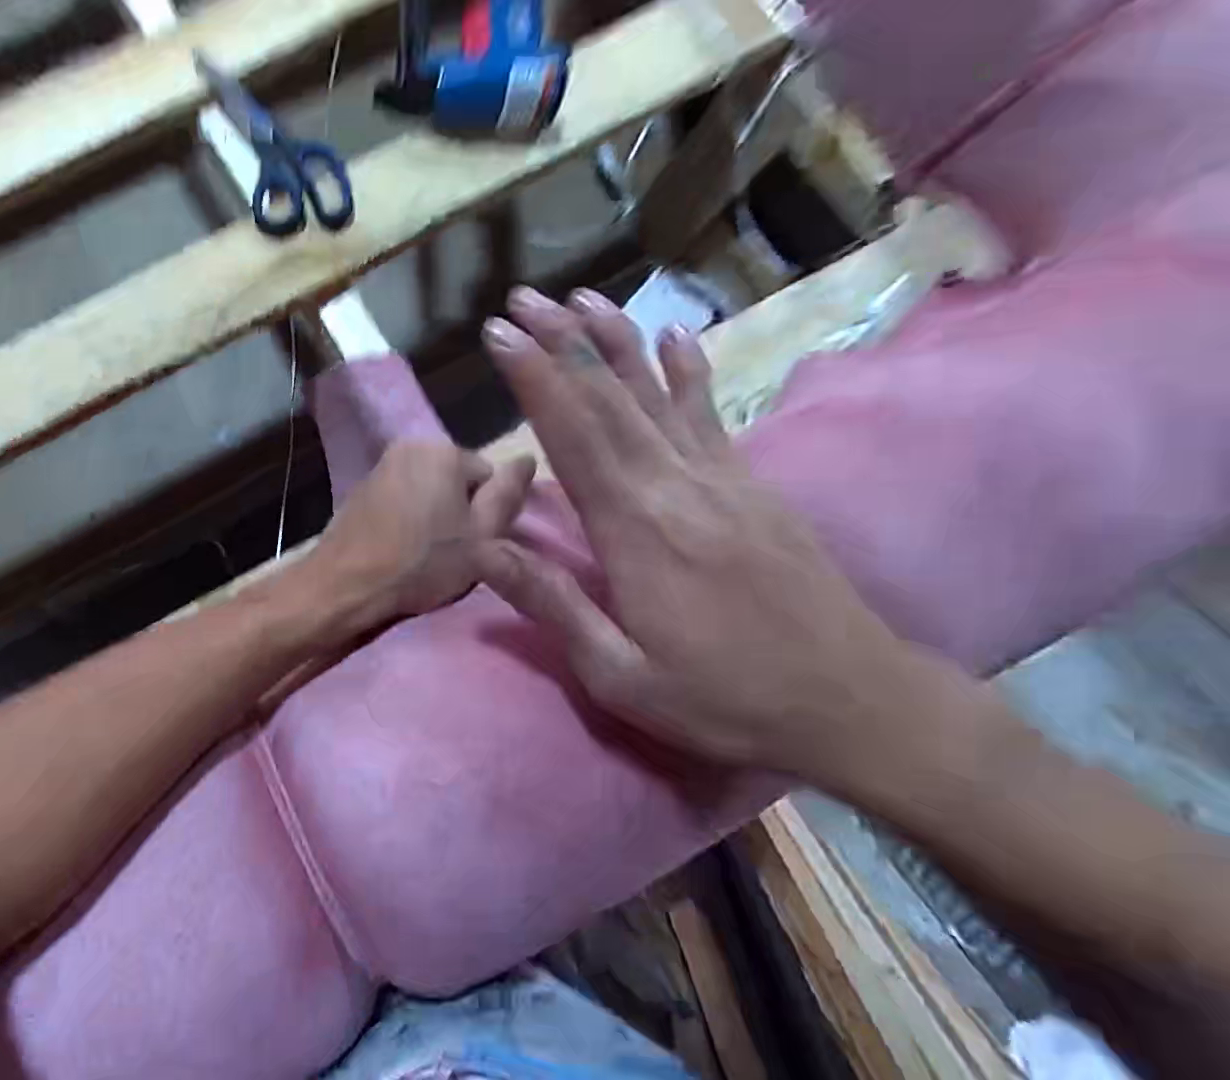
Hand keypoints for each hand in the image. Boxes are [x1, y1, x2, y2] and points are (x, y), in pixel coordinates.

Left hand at [313, 440, 535, 628]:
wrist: (346, 585)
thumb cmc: (421, 562)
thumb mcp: (481, 536)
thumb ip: (508, 496)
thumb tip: (527, 459)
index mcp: (442, 450)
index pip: (487, 476)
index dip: (488, 513)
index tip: (475, 543)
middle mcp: (408, 447)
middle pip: (454, 480)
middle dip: (458, 511)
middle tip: (451, 552)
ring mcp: (379, 467)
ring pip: (426, 491)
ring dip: (432, 516)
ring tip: (423, 553)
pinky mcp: (358, 491)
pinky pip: (399, 499)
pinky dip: (405, 519)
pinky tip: (398, 548)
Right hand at [475, 286, 932, 781]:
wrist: (856, 705)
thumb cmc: (723, 700)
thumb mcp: (619, 674)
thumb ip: (552, 604)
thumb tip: (486, 550)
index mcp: (637, 532)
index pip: (574, 438)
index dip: (535, 381)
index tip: (500, 335)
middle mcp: (677, 489)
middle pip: (610, 402)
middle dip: (561, 345)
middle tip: (520, 299)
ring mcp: (721, 482)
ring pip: (657, 397)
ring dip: (616, 342)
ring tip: (581, 298)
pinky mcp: (752, 488)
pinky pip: (710, 418)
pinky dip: (688, 374)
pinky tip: (675, 338)